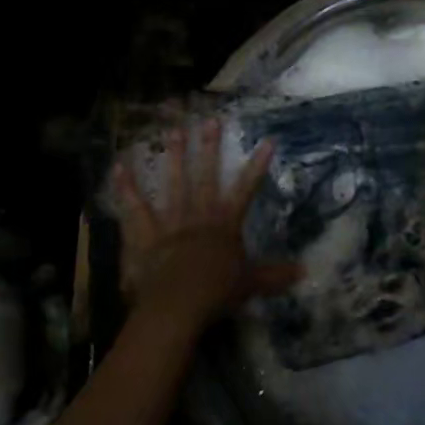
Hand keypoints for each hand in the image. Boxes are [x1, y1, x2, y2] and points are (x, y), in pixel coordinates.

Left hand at [112, 118, 298, 333]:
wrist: (177, 303)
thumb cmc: (216, 292)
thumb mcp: (251, 284)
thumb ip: (275, 275)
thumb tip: (305, 271)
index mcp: (225, 225)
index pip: (245, 190)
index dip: (256, 166)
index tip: (266, 141)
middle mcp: (198, 216)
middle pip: (205, 176)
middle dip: (209, 148)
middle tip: (209, 120)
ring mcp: (170, 222)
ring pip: (172, 184)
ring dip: (173, 157)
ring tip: (173, 130)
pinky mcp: (145, 234)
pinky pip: (135, 208)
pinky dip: (126, 188)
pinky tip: (119, 166)